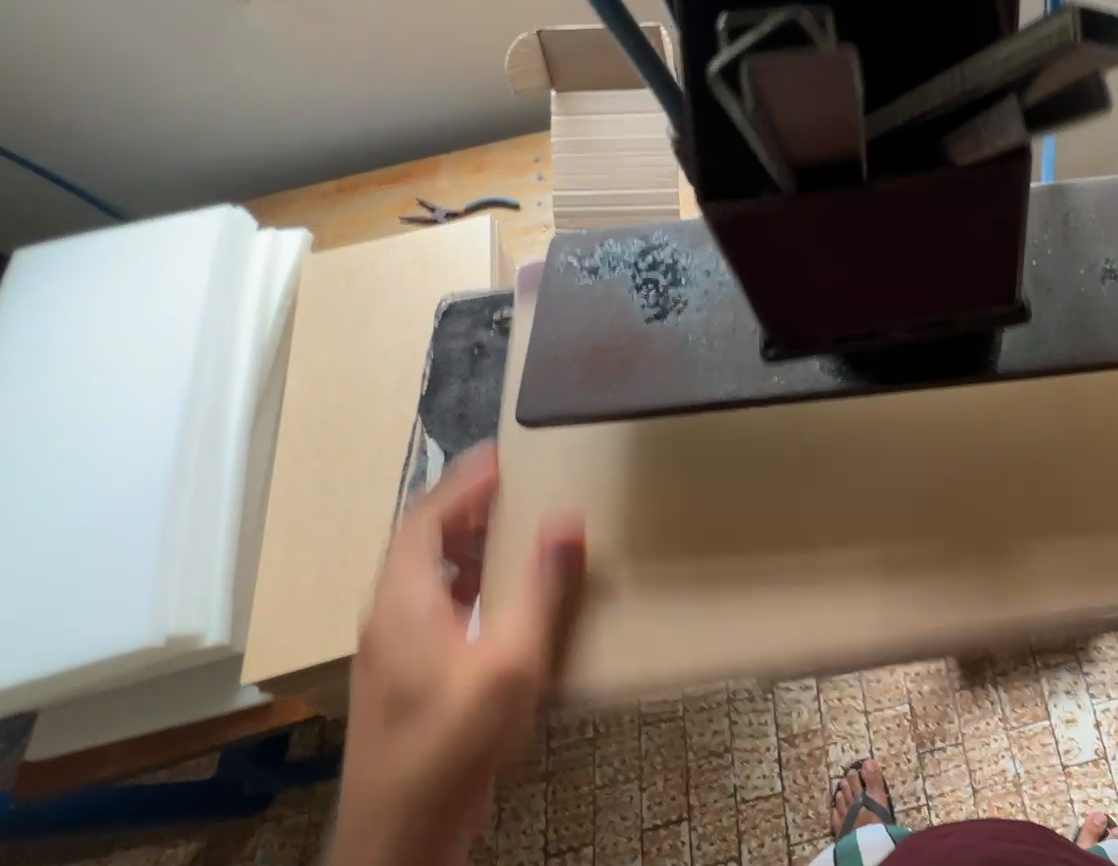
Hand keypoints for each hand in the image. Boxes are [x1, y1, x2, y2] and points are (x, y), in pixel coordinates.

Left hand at [328, 443, 585, 865]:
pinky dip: (464, 575)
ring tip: (513, 525)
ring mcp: (391, 646)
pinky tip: (496, 591)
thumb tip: (566, 520)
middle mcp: (388, 614)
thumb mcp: (513, 662)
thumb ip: (540, 588)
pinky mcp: (403, 671)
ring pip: (423, 571)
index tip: (502, 452)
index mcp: (405, 601)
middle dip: (466, 504)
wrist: (403, 829)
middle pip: (420, 540)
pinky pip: (430, 599)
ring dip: (464, 539)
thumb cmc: (456, 740)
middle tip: (516, 482)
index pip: (425, 518)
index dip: (463, 481)